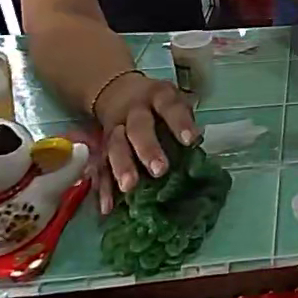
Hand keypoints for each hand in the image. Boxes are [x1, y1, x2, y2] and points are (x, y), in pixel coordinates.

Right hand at [89, 71, 197, 213]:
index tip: (191, 141)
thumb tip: (197, 144)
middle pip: (139, 128)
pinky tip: (108, 206)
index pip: (170, 108)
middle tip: (160, 170)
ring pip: (115, 146)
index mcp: (158, 97)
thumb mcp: (172, 100)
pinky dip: (103, 187)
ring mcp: (115, 128)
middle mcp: (134, 111)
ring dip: (122, 167)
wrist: (117, 91)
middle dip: (148, 149)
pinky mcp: (101, 147)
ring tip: (129, 187)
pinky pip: (99, 166)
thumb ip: (183, 120)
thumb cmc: (156, 103)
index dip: (180, 123)